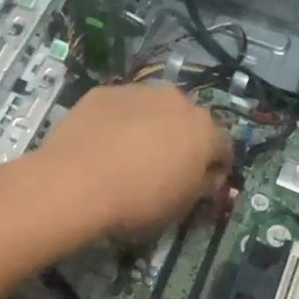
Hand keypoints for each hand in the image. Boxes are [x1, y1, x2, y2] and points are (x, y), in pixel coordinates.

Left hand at [30, 84, 231, 238]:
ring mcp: (138, 91)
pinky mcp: (103, 92)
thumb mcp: (181, 207)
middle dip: (181, 141)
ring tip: (126, 154)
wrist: (76, 182)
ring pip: (152, 109)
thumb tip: (206, 177)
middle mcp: (176, 100)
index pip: (223, 148)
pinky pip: (119, 108)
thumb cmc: (138, 201)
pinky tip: (100, 144)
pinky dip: (117, 122)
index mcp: (204, 130)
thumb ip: (201, 187)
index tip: (200, 187)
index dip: (214, 169)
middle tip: (162, 168)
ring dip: (149, 126)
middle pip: (187, 121)